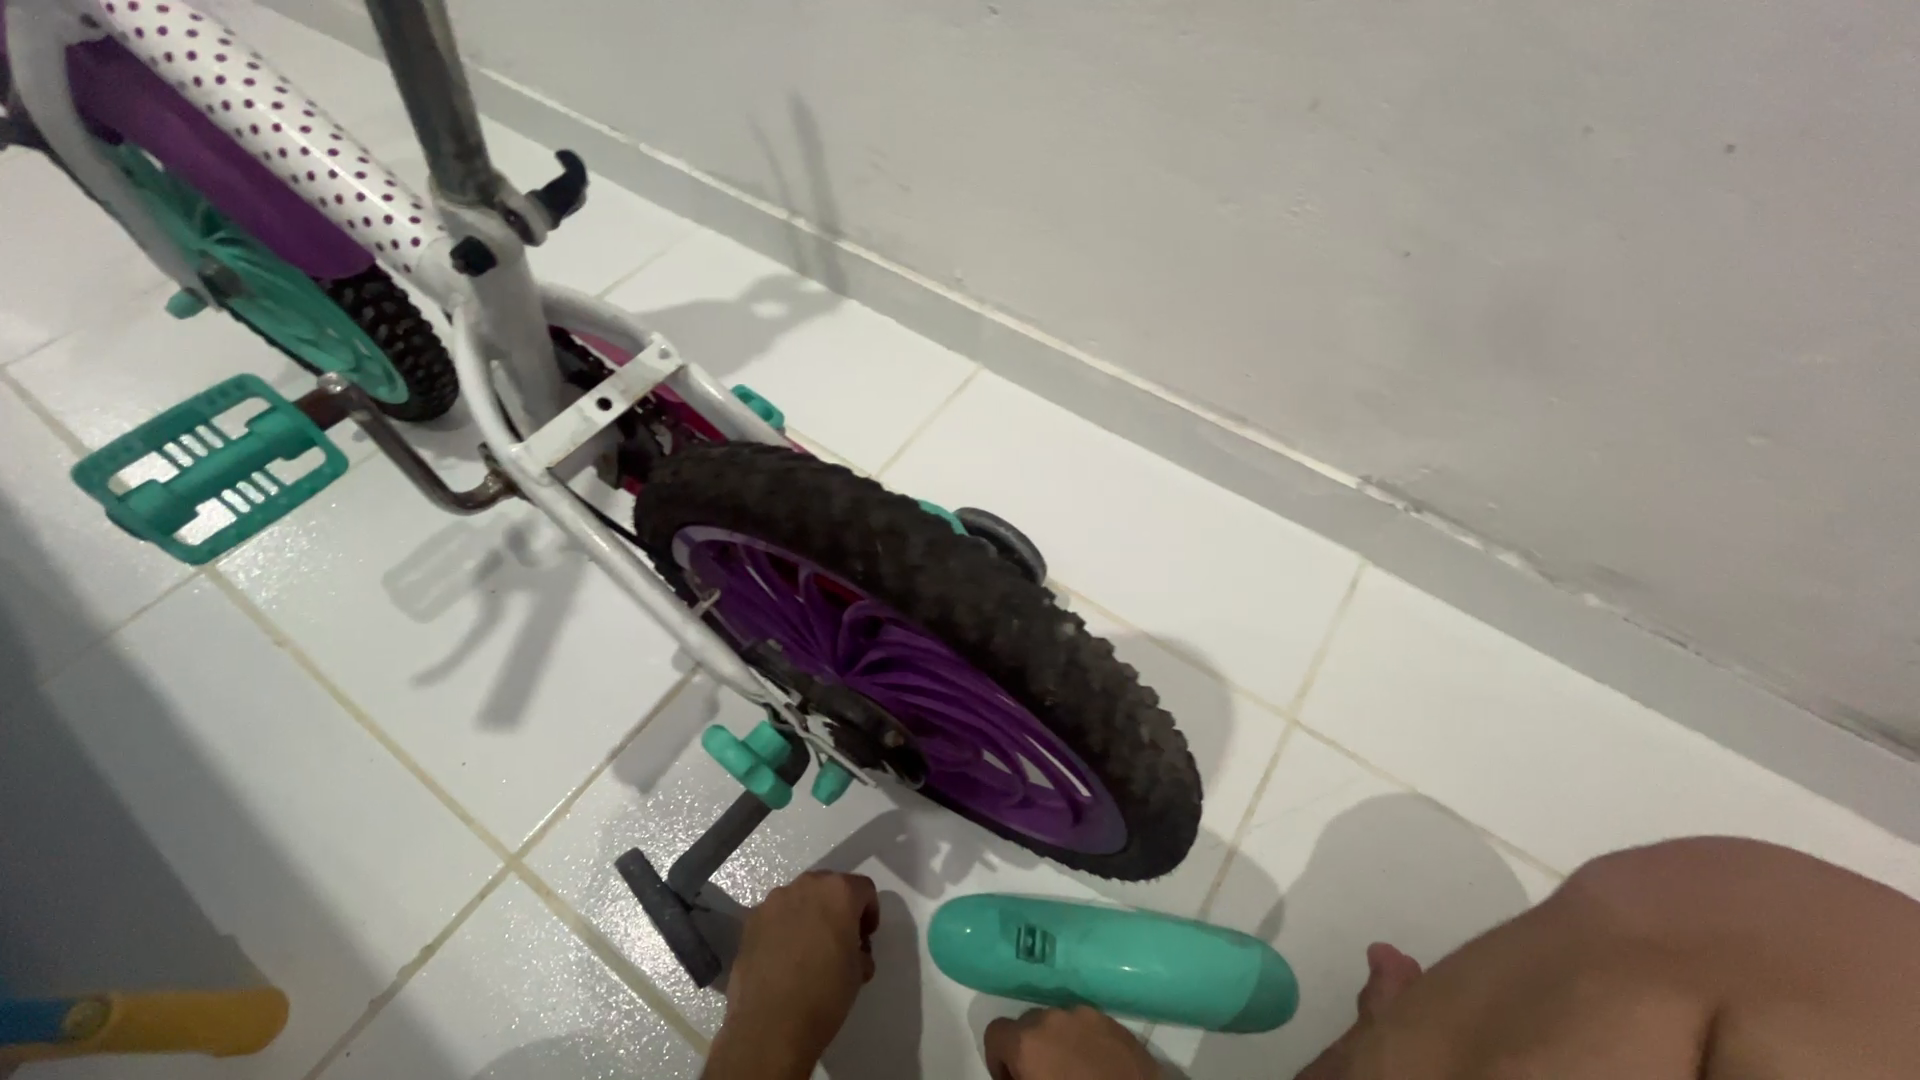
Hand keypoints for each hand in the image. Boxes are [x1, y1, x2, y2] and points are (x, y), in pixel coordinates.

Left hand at [704, 871, 879, 1079]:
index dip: (869, 913)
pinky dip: (783, 929)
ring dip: (809, 916)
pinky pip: (775, 917)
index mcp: (838, 892)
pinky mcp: (750, 922)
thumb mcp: (858, 972)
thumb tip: (851, 949)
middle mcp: (805, 886)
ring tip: (807, 952)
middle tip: (839, 941)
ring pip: (800, 899)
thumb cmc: (824, 995)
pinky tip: (783, 960)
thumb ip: (858, 948)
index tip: (864, 939)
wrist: (770, 1026)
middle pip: (829, 887)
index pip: (863, 889)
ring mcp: (773, 902)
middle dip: (838, 909)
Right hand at [983, 1006, 1158, 1079]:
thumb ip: (1016, 1078)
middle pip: (1027, 1024)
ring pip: (1057, 1022)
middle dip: (1029, 1049)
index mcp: (1028, 1041)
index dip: (998, 1059)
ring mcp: (1085, 1015)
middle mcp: (1052, 1017)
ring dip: (1056, 1042)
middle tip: (1042, 1078)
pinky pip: (1085, 1024)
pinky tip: (1096, 1067)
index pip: (995, 1032)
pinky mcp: (1112, 1021)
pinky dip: (1082, 1041)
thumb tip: (1017, 1074)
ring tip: (1072, 1072)